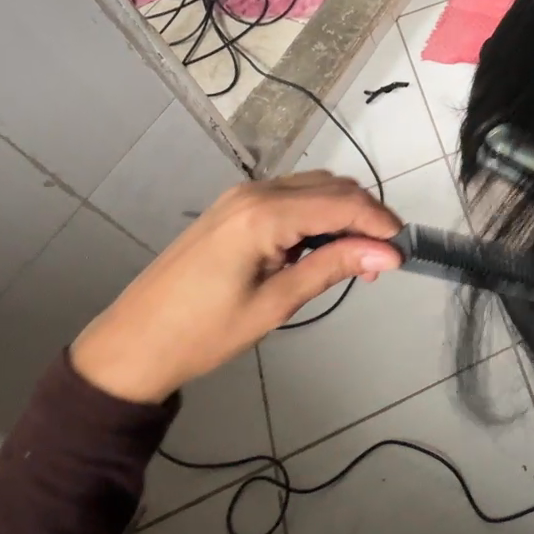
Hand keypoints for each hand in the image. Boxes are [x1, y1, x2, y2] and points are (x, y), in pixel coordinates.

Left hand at [70, 171, 401, 403]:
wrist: (129, 346)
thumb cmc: (202, 333)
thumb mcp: (275, 304)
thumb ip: (333, 268)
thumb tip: (389, 254)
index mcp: (263, 215)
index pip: (342, 204)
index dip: (379, 223)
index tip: (404, 250)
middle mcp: (256, 192)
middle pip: (333, 187)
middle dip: (366, 216)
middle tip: (383, 260)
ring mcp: (243, 196)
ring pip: (316, 187)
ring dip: (345, 213)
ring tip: (357, 256)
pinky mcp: (236, 206)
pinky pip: (293, 195)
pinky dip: (319, 213)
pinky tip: (322, 246)